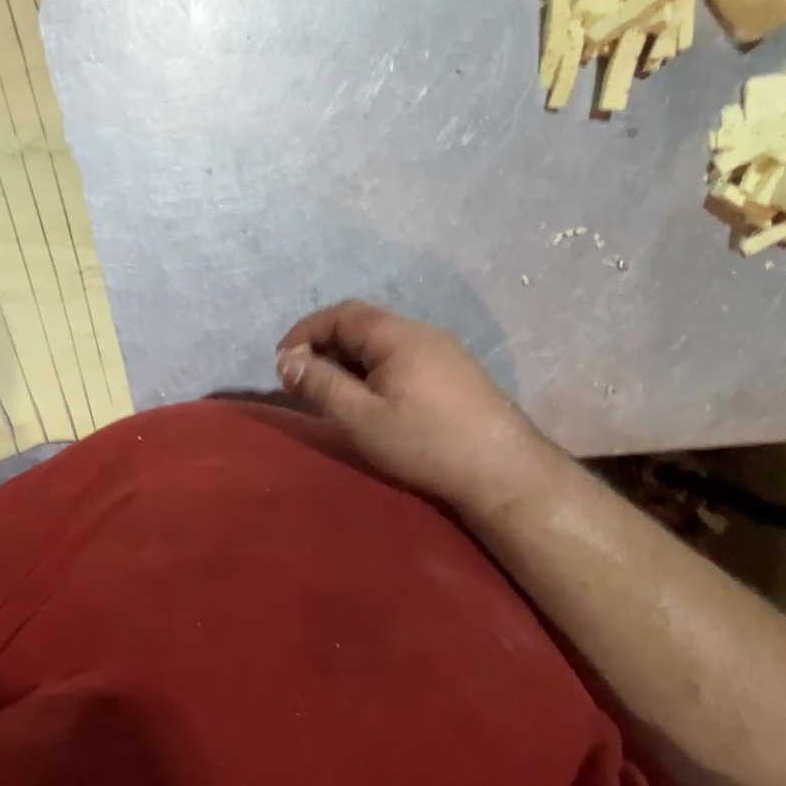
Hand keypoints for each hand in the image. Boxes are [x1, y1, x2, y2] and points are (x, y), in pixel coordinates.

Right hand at [275, 301, 562, 518]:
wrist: (503, 472)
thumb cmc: (424, 443)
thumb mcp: (360, 417)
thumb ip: (319, 384)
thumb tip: (286, 361)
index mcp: (398, 336)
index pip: (340, 314)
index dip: (304, 332)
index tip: (282, 363)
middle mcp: (422, 333)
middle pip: (361, 323)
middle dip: (323, 345)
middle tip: (301, 379)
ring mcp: (442, 351)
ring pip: (381, 341)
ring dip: (347, 358)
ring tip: (329, 392)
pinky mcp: (454, 372)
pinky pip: (400, 355)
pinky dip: (371, 368)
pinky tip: (368, 398)